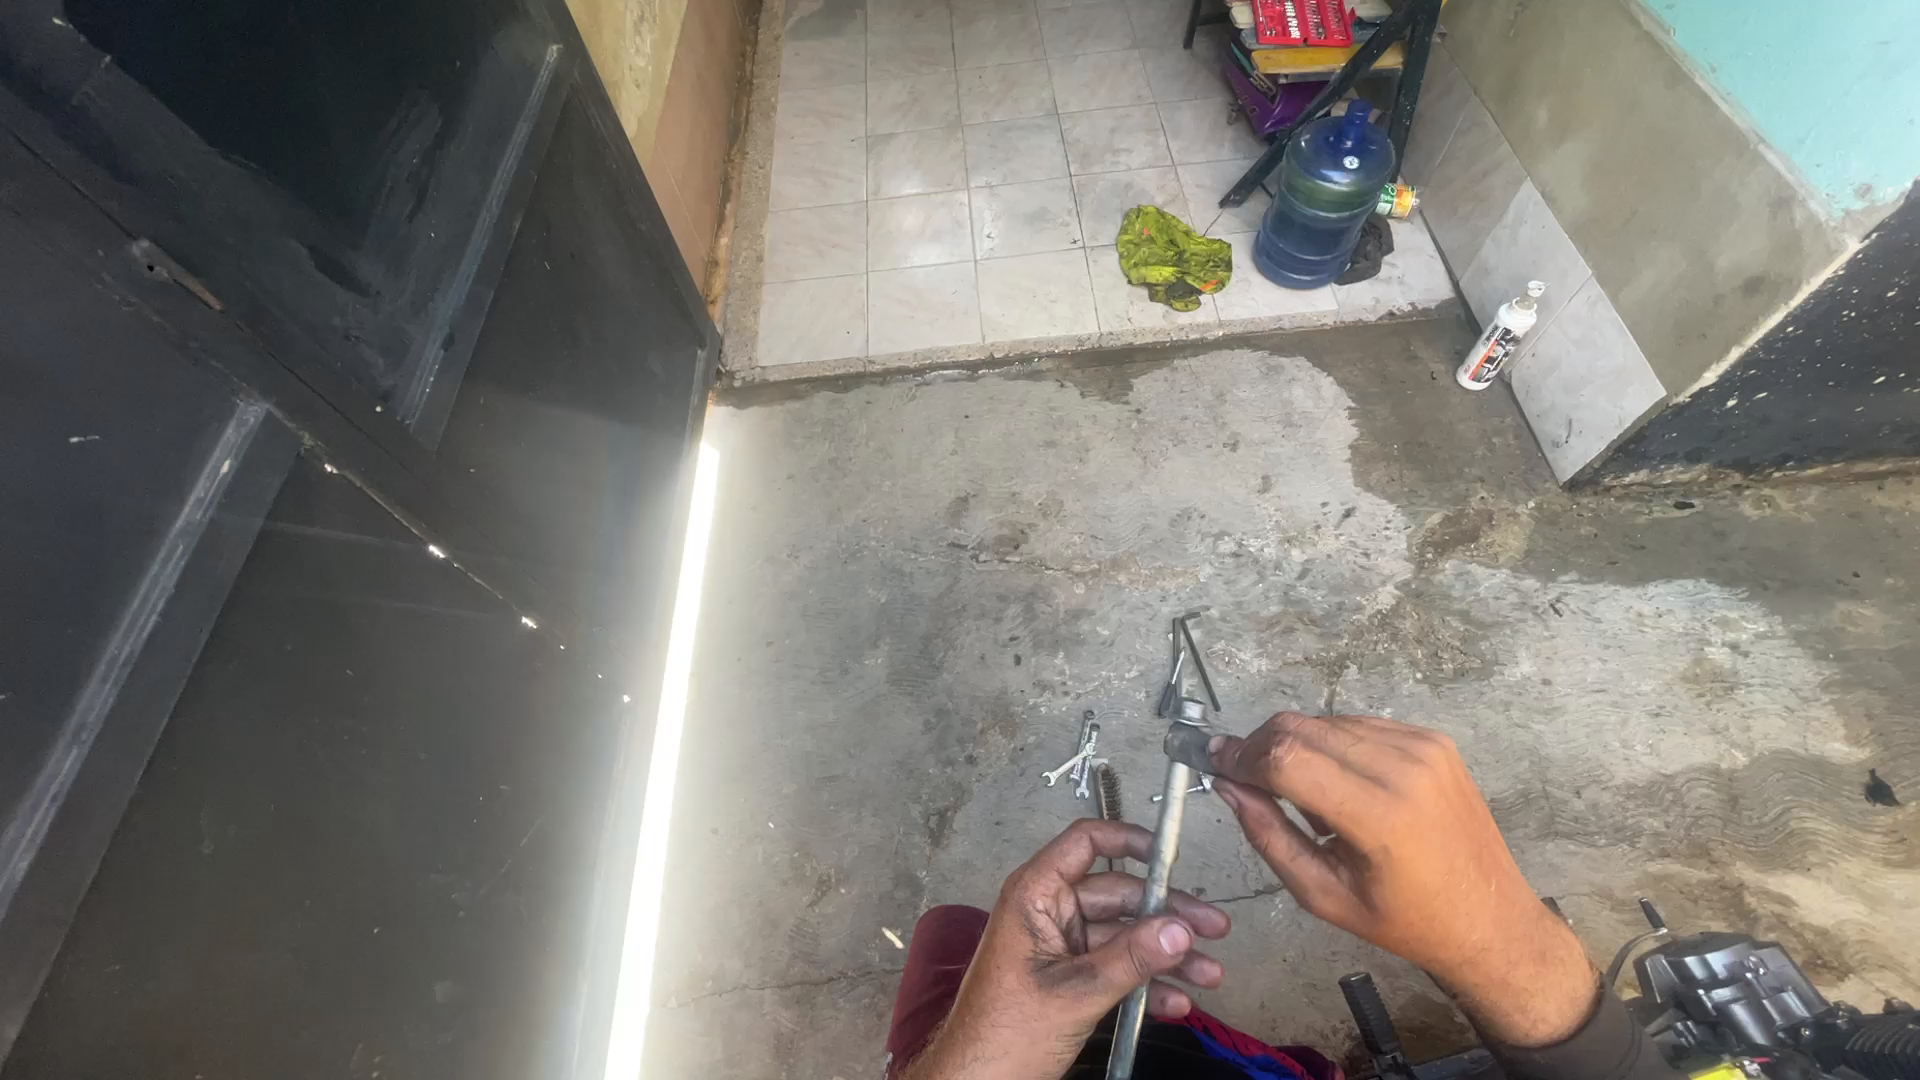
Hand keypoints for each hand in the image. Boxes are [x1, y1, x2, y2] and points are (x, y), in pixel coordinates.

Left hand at [903, 819, 1230, 1079]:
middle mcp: (1049, 909)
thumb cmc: (1007, 1030)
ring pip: (1121, 935)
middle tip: (1215, 928)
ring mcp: (1060, 944)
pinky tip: (1178, 1002)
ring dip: (1165, 954)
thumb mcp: (1075, 992)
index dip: (1127, 840)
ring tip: (1210, 973)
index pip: (1085, 843)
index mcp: (1036, 892)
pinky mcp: (1069, 976)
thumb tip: (1179, 929)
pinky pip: (1114, 967)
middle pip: (1117, 893)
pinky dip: (1145, 983)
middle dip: (1166, 913)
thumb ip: (1130, 959)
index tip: (1170, 855)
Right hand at [1209, 713, 1596, 1047]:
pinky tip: (1337, 780)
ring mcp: (1423, 747)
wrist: (1494, 921)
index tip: (1216, 765)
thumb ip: (1267, 835)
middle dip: (1258, 745)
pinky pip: (1355, 724)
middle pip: (1298, 728)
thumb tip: (1227, 785)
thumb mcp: (1321, 895)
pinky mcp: (1433, 739)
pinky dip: (1329, 744)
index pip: (1286, 758)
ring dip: (1294, 746)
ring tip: (1301, 791)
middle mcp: (1403, 768)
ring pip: (1322, 721)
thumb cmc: (1404, 920)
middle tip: (1243, 774)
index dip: (1241, 757)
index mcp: (1379, 817)